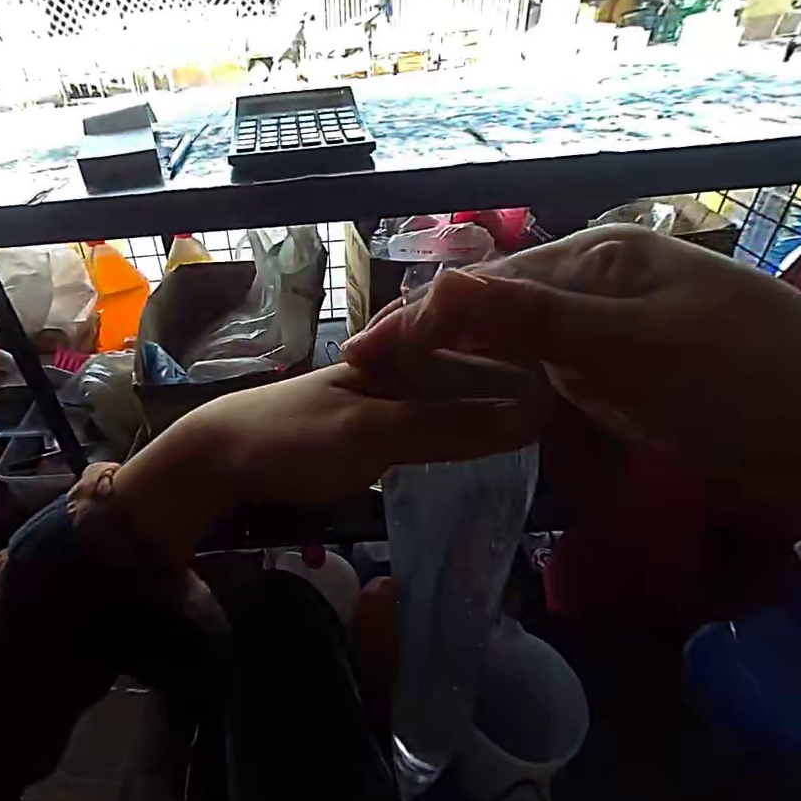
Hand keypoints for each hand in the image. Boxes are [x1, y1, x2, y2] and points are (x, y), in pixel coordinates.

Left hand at [110, 357, 550, 562]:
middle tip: (578, 413)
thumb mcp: (372, 431)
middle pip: (473, 367)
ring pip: (454, 397)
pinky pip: (431, 426)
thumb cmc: (292, 436)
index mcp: (398, 350)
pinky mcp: (376, 431)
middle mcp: (399, 365)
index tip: (579, 381)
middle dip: (519, 385)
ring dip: (494, 411)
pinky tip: (490, 448)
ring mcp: (386, 398)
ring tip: (551, 431)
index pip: (478, 339)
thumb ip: (446, 424)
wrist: (221, 461)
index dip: (528, 354)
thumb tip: (530, 417)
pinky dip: (462, 434)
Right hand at [345, 225, 800, 546]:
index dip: (423, 319)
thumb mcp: (635, 349)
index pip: (489, 287)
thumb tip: (441, 278)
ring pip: (513, 346)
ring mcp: (607, 333)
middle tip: (364, 371)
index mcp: (603, 258)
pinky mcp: (619, 376)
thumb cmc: (756, 384)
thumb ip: (534, 321)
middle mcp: (598, 286)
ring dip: (456, 364)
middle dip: (427, 340)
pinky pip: (543, 377)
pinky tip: (465, 400)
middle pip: (493, 313)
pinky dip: (500, 388)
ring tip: (396, 387)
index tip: (363, 354)